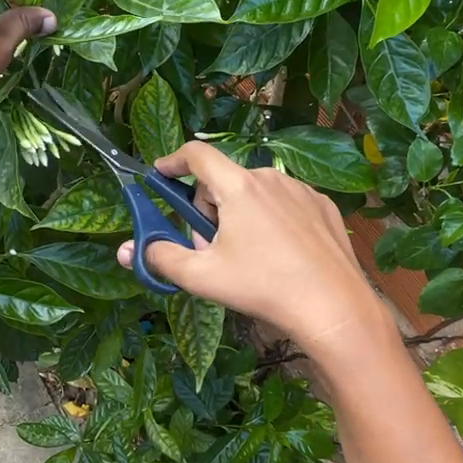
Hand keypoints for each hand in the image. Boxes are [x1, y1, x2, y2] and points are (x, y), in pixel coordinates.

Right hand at [117, 141, 396, 364]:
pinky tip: (279, 255)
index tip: (161, 176)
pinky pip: (284, 203)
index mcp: (238, 186)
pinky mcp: (323, 207)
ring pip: (254, 192)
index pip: (197, 154)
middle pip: (224, 180)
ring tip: (247, 256)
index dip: (173, 161)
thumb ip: (160, 258)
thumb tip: (128, 251)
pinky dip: (271, 219)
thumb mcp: (201, 276)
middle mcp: (270, 177)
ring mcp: (301, 190)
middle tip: (210, 246)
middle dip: (208, 207)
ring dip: (239, 213)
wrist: (334, 307)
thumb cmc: (262, 288)